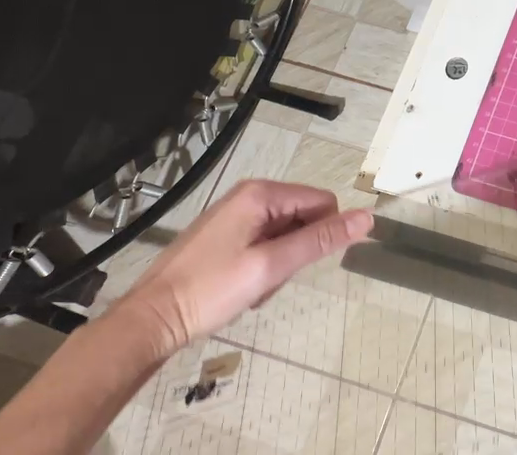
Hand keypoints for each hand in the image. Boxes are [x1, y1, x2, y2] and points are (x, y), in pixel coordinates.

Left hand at [113, 180, 372, 358]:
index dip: (322, 235)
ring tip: (254, 289)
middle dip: (297, 251)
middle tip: (271, 281)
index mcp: (261, 194)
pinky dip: (263, 264)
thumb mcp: (270, 267)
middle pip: (303, 216)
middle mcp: (249, 195)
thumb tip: (368, 218)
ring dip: (280, 262)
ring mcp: (233, 215)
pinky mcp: (223, 235)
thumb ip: (320, 241)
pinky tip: (242, 287)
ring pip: (285, 232)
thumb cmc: (209, 292)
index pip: (322, 202)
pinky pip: (263, 241)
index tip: (298, 267)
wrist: (148, 322)